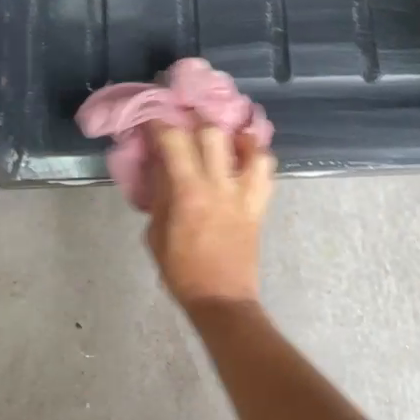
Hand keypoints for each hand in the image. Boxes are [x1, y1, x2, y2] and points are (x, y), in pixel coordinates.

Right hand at [146, 124, 277, 309]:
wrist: (222, 299)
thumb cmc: (182, 271)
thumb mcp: (156, 234)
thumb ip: (160, 196)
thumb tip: (161, 168)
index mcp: (189, 193)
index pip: (174, 142)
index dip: (160, 125)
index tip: (152, 120)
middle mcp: (220, 185)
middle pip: (213, 133)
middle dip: (196, 122)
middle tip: (186, 126)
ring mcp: (245, 193)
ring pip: (250, 146)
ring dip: (235, 136)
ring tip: (225, 138)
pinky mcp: (260, 204)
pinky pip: (266, 171)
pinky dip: (257, 158)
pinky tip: (244, 158)